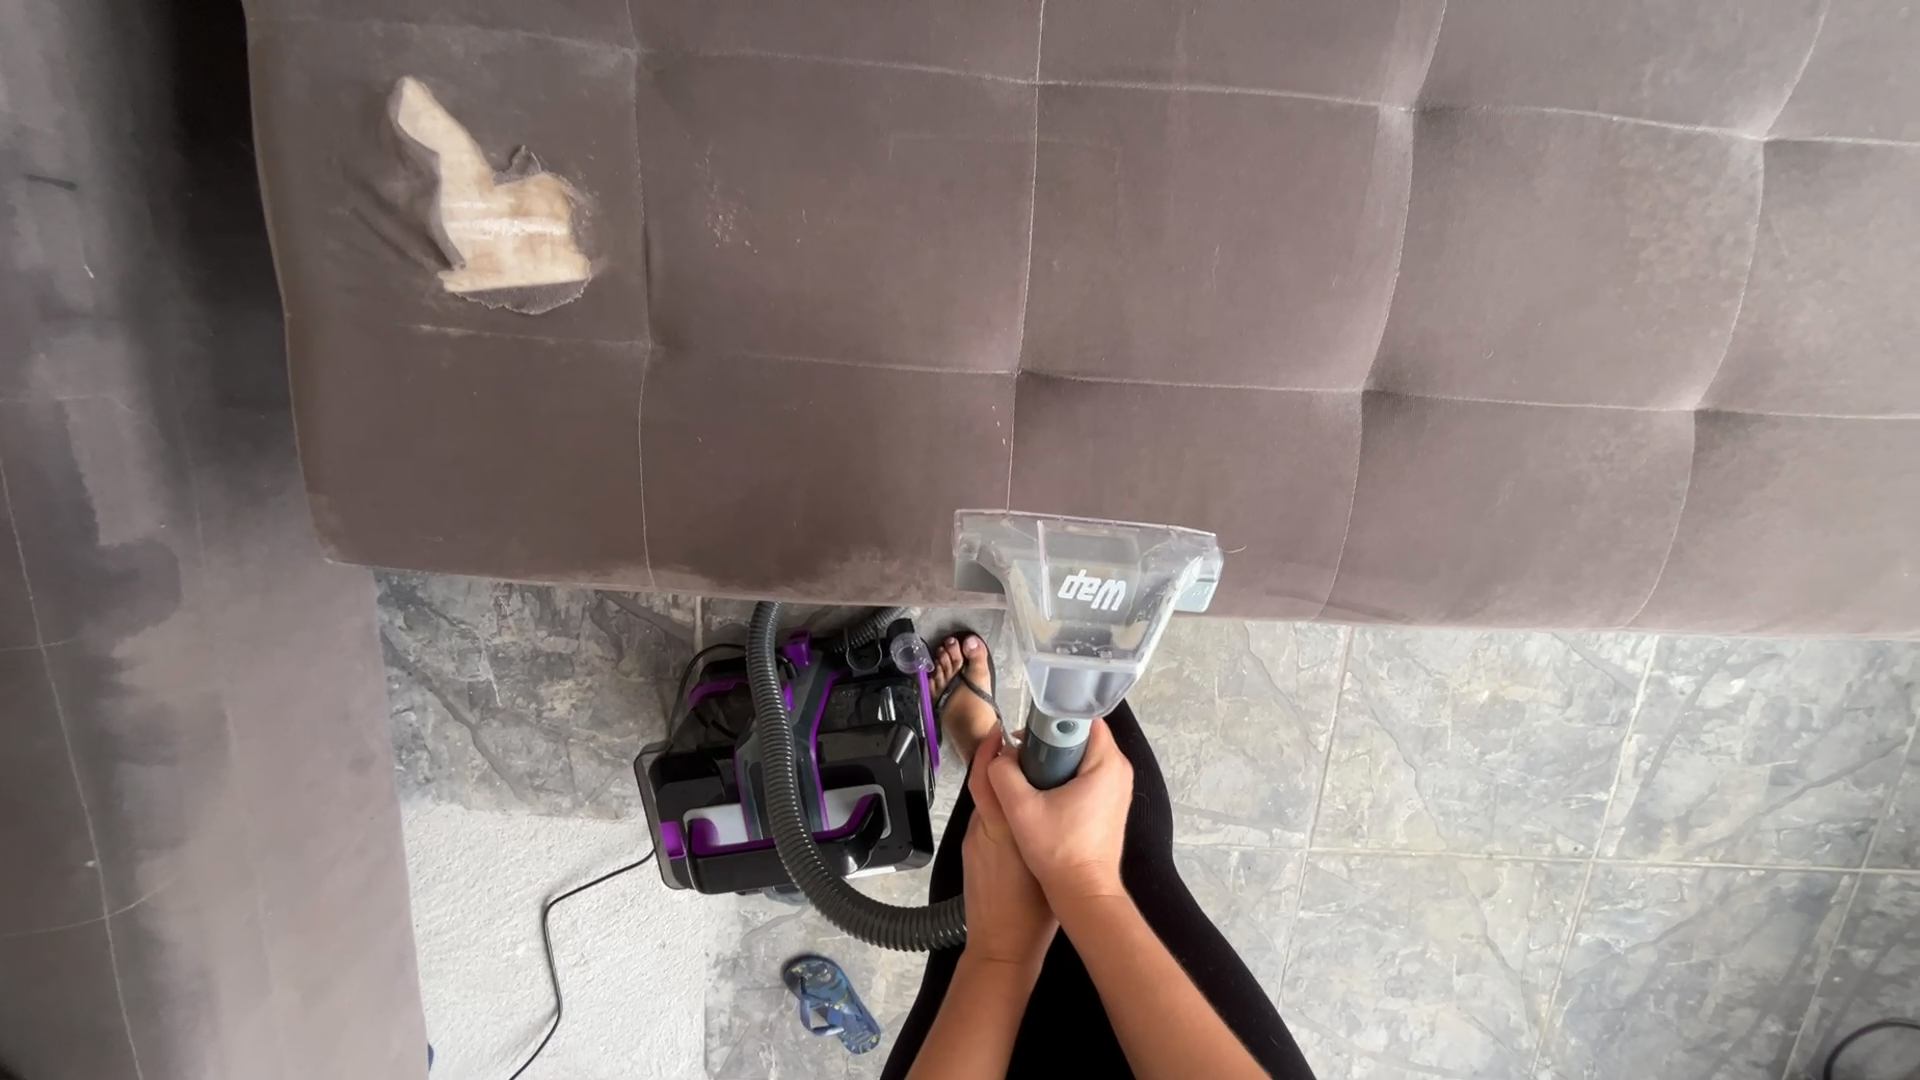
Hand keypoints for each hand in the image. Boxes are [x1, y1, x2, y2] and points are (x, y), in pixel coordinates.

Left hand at [960, 727, 1056, 967]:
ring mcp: (973, 843)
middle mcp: (982, 830)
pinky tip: (1018, 818)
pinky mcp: (971, 855)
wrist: (1001, 949)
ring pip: (985, 804)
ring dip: (1000, 789)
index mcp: (1003, 828)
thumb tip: (1049, 801)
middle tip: (1021, 749)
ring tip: (1027, 782)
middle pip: (983, 784)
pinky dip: (997, 812)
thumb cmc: (1033, 911)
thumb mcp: (1046, 862)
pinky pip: (983, 822)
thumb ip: (1044, 828)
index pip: (986, 777)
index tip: (1004, 730)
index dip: (991, 750)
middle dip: (997, 762)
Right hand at [986, 718, 1132, 910]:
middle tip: (1026, 757)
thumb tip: (1001, 755)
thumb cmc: (1059, 852)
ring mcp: (1117, 787)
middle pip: (1081, 735)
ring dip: (1057, 759)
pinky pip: (1087, 772)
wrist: (1084, 894)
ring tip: (1032, 776)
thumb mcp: (1020, 809)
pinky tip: (1045, 793)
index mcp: (1106, 763)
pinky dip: (1066, 775)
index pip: (1081, 719)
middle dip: (1051, 741)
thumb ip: (1003, 773)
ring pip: (1082, 755)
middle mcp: (1119, 770)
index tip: (1030, 736)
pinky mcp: (1111, 802)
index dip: (1052, 722)